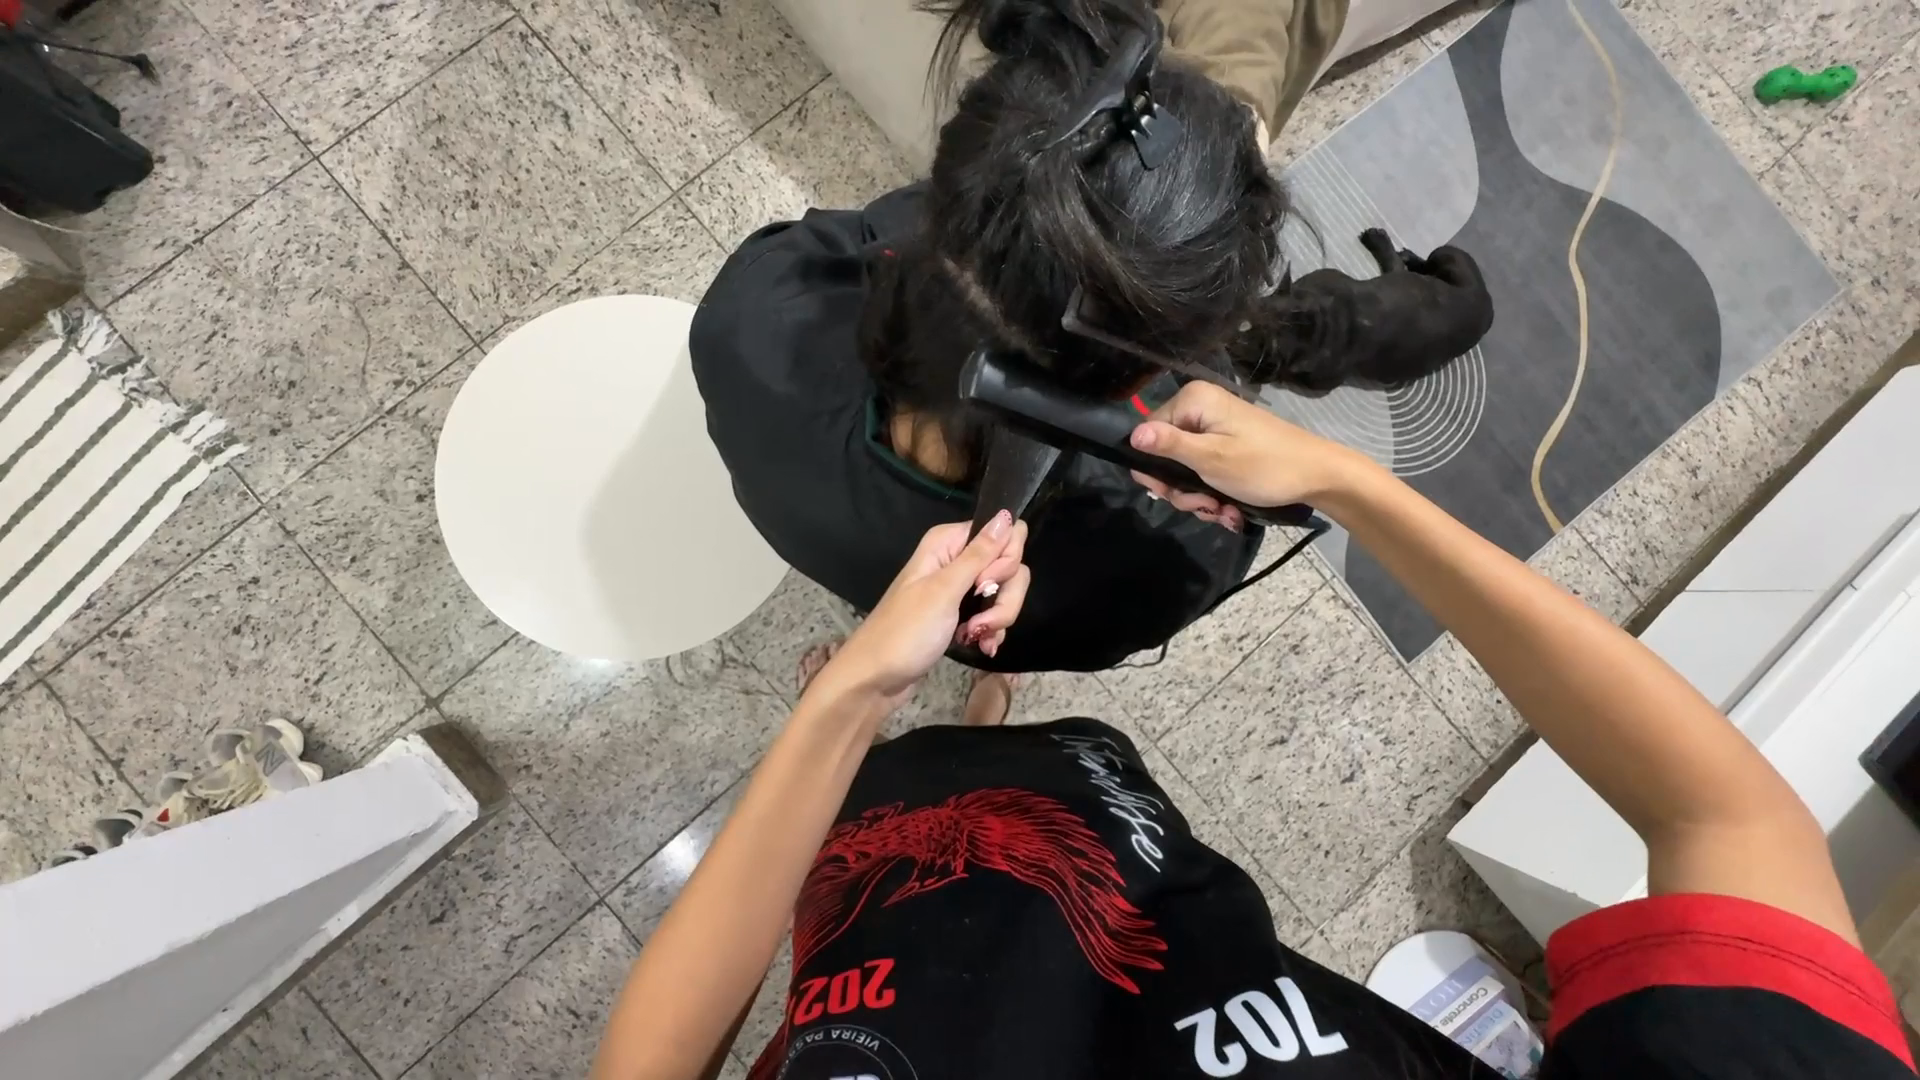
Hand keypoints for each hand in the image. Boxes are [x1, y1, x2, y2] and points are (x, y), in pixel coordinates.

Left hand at [811, 513, 1030, 710]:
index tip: (984, 585)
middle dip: (1005, 597)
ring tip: (977, 636)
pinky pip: (992, 612)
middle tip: (981, 621)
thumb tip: (1007, 515)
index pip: (1003, 533)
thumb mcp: (944, 590)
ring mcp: (959, 588)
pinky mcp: (961, 613)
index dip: (1004, 560)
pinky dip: (991, 630)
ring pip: (1004, 591)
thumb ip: (979, 554)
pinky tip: (982, 645)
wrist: (877, 678)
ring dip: (999, 618)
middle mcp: (955, 559)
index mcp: (947, 543)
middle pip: (1010, 565)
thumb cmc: (905, 631)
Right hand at [1127, 381, 1363, 530]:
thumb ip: (1170, 446)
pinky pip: (1203, 471)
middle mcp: (1200, 408)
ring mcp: (1214, 427)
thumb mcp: (1211, 459)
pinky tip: (1230, 509)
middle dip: (1182, 489)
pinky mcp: (1226, 445)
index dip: (1154, 469)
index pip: (1148, 435)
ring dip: (1199, 497)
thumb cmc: (1264, 466)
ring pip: (1184, 469)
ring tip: (1222, 511)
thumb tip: (1132, 435)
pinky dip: (1212, 493)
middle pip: (1165, 455)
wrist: (1318, 476)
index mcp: (1193, 401)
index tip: (1169, 494)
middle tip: (1204, 506)